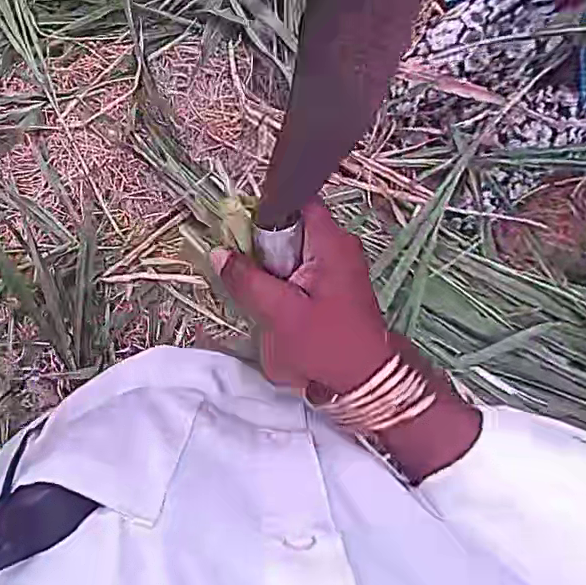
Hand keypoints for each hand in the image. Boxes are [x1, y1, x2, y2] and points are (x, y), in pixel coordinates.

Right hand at [212, 201, 392, 394]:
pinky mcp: (330, 283)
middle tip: (241, 266)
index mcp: (331, 243)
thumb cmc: (328, 345)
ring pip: (288, 249)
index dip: (264, 210)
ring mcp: (336, 265)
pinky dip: (278, 278)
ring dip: (267, 265)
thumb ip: (247, 280)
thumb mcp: (280, 312)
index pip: (296, 203)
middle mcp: (337, 246)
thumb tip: (219, 253)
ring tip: (256, 289)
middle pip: (288, 227)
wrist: (366, 382)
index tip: (238, 230)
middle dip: (260, 243)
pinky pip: (296, 267)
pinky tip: (270, 300)